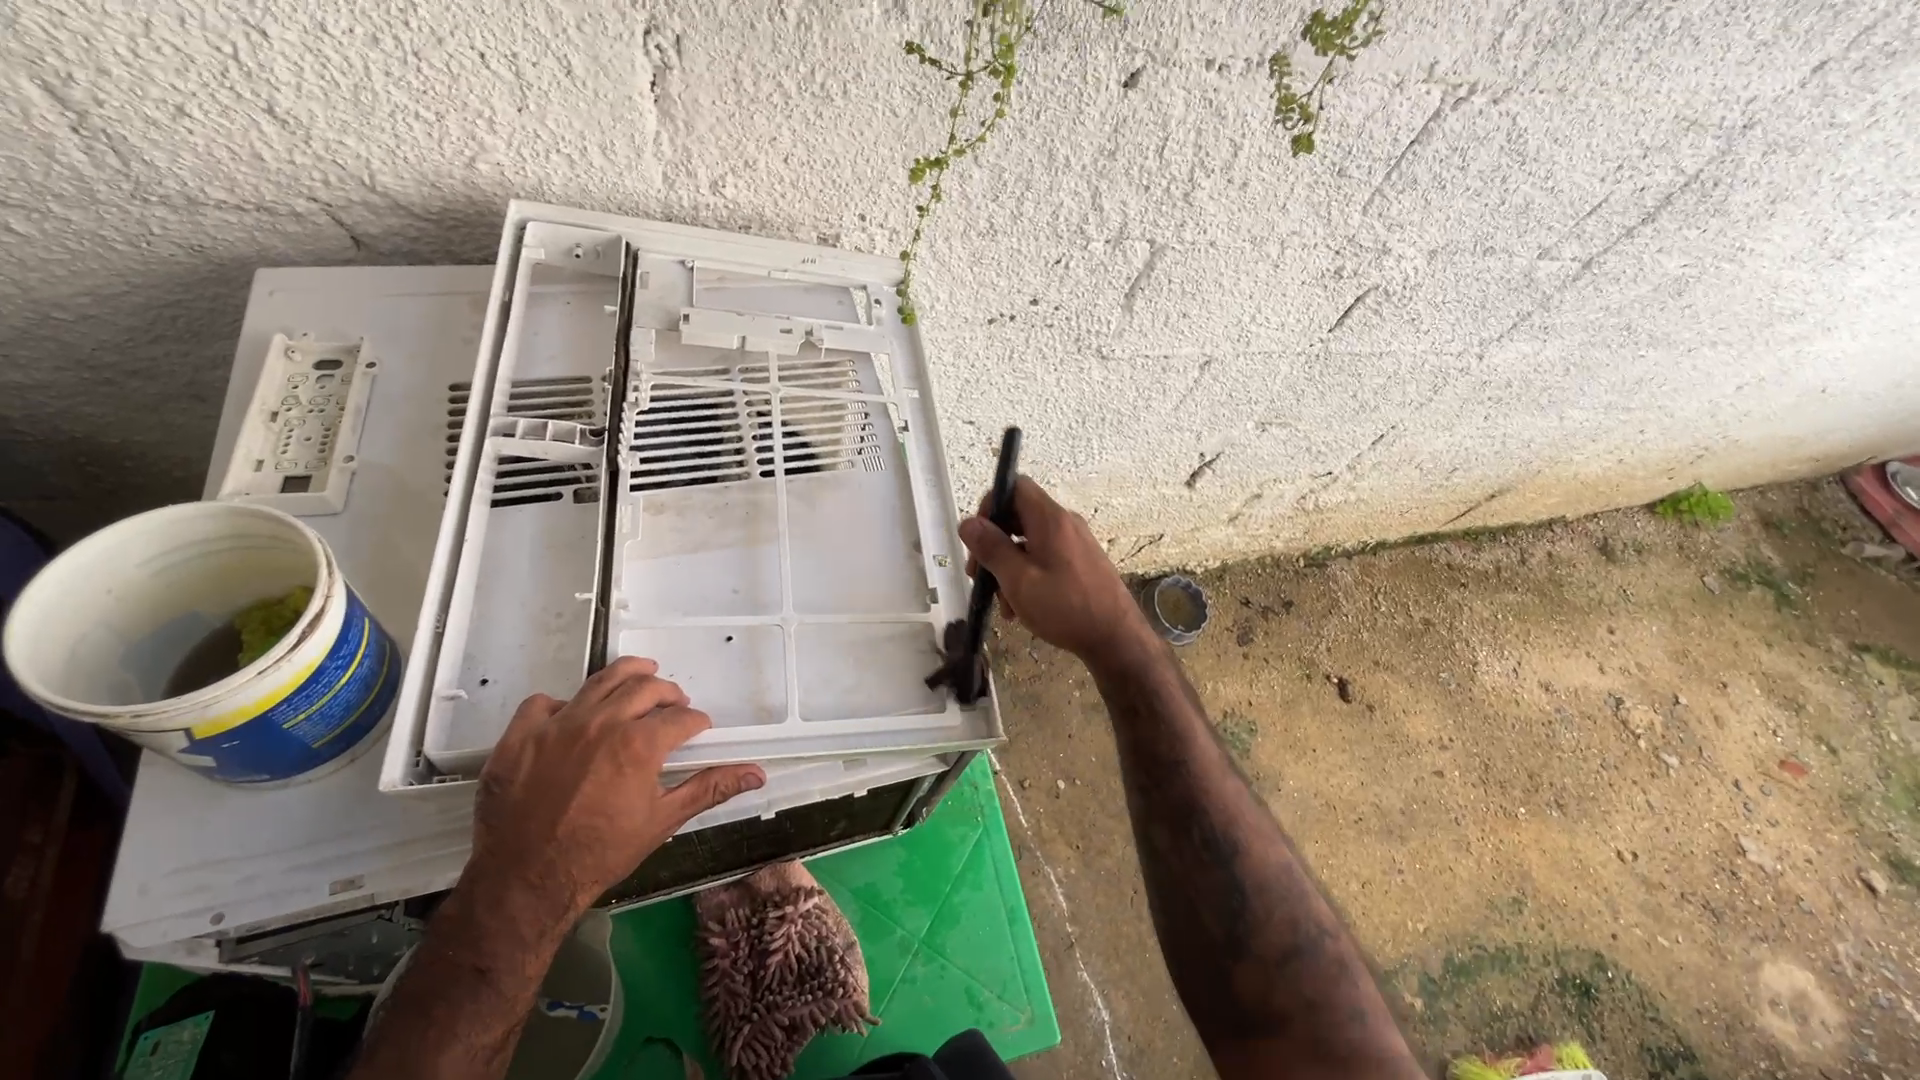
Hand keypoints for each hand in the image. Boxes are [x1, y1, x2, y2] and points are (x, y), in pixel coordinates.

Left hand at [467, 656, 765, 914]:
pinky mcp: (520, 736)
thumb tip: (756, 773)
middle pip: (644, 687)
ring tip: (640, 675)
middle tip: (674, 703)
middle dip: (668, 692)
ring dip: (627, 675)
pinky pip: (544, 702)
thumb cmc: (600, 854)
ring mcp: (556, 726)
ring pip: (599, 681)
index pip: (681, 717)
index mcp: (639, 744)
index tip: (698, 729)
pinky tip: (572, 716)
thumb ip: (709, 788)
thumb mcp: (662, 821)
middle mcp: (600, 723)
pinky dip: (563, 704)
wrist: (524, 882)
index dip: (696, 721)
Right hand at [957, 475, 1157, 669]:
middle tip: (980, 577)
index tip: (978, 538)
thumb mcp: (1018, 580)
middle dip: (994, 545)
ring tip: (1003, 604)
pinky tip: (1022, 607)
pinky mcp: (1082, 562)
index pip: (1016, 487)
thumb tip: (968, 523)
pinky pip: (1046, 558)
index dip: (991, 505)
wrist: (1116, 638)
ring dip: (1009, 568)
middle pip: (1019, 517)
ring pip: (1030, 542)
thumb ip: (991, 548)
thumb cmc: (1065, 608)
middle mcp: (1065, 523)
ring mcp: (1076, 543)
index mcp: (1050, 520)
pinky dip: (1028, 575)